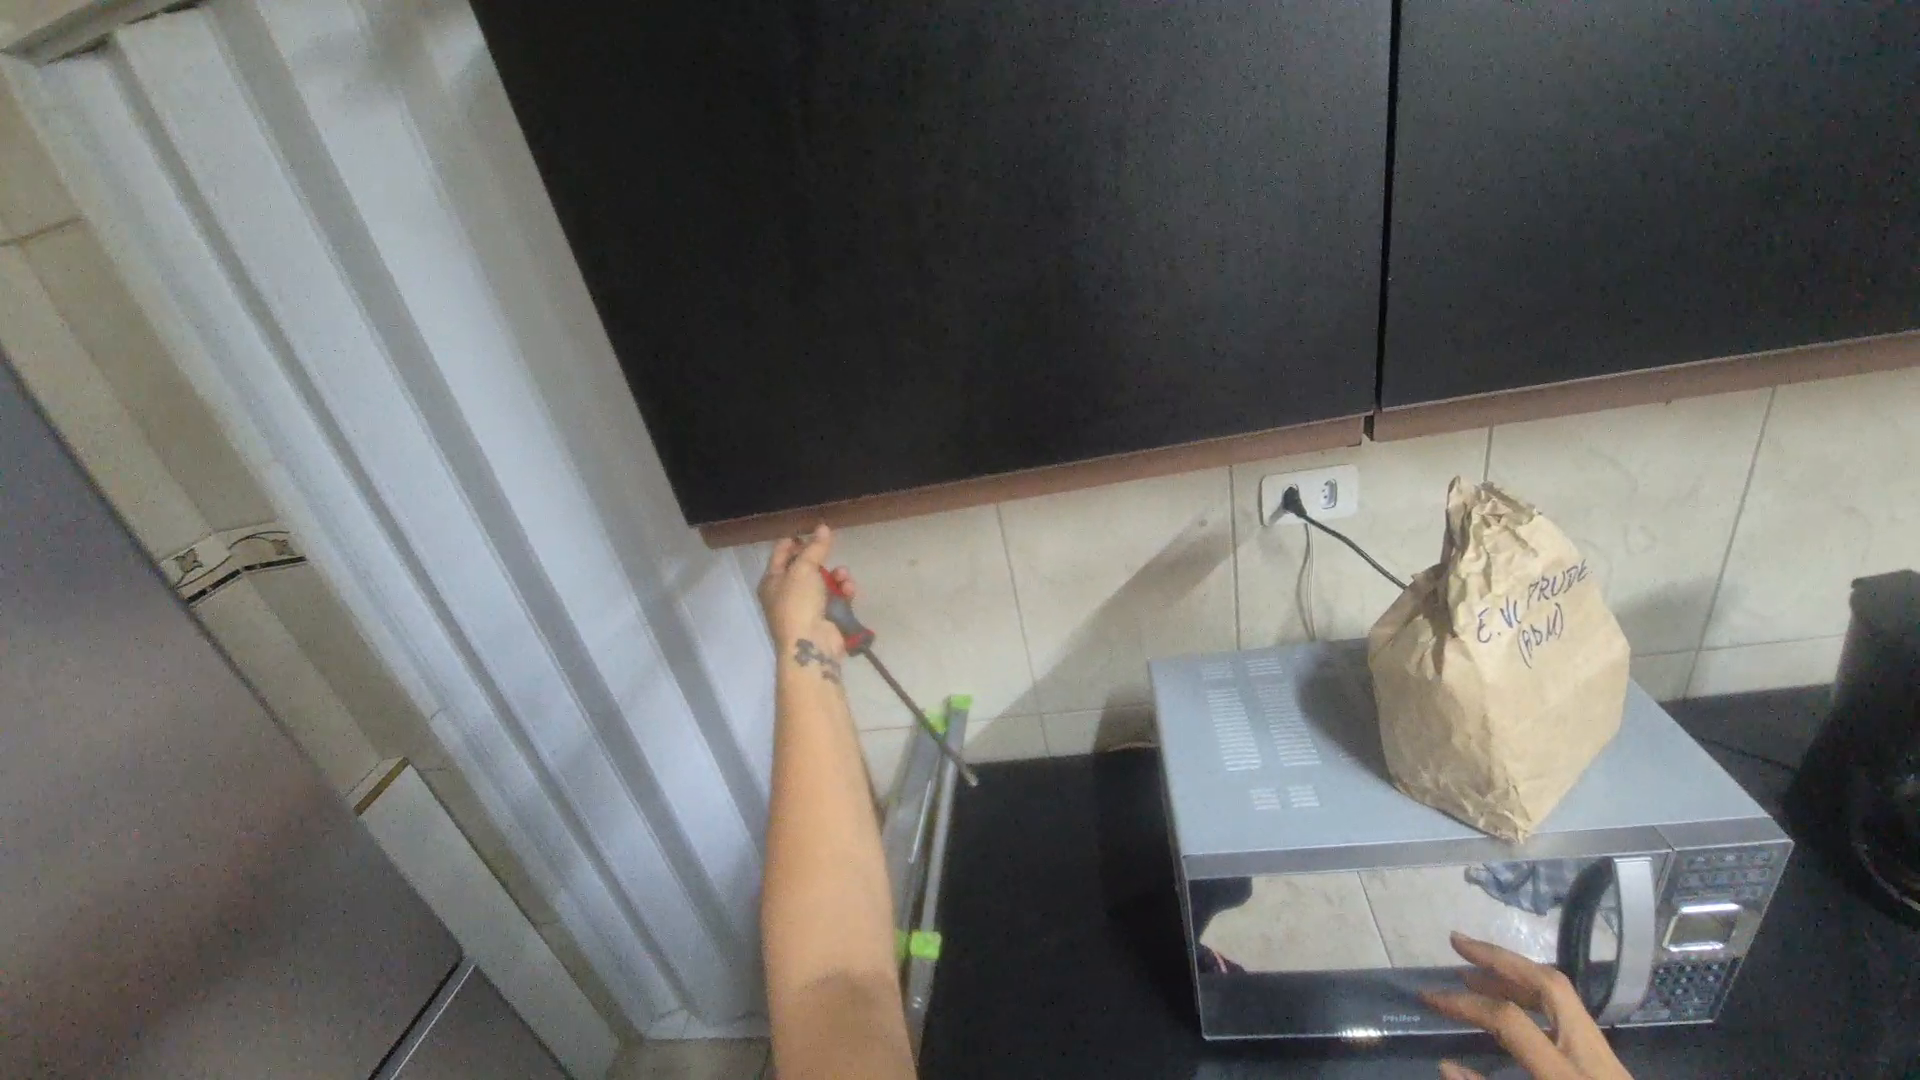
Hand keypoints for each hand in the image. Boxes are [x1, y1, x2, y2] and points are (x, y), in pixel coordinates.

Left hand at [758, 525, 856, 655]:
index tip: (811, 530)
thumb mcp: (803, 569)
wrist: (810, 644)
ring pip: (824, 582)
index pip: (780, 554)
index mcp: (772, 581)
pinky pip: (836, 598)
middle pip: (804, 568)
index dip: (794, 540)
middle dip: (820, 558)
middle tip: (831, 548)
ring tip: (844, 575)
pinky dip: (843, 592)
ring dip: (836, 576)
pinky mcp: (825, 617)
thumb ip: (815, 547)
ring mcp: (806, 607)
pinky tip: (849, 589)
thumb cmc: (798, 602)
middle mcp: (786, 594)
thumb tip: (823, 527)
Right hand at [1422, 932, 1634, 1079]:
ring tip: (1472, 971)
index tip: (1429, 999)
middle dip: (1500, 959)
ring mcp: (1609, 1062)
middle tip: (1457, 943)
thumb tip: (1446, 1066)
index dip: (1465, 1005)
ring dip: (1515, 975)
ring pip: (1564, 997)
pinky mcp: (1611, 1068)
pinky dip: (1534, 998)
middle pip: (1551, 987)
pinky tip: (1509, 1003)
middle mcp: (1595, 1062)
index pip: (1512, 1021)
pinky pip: (1569, 1017)